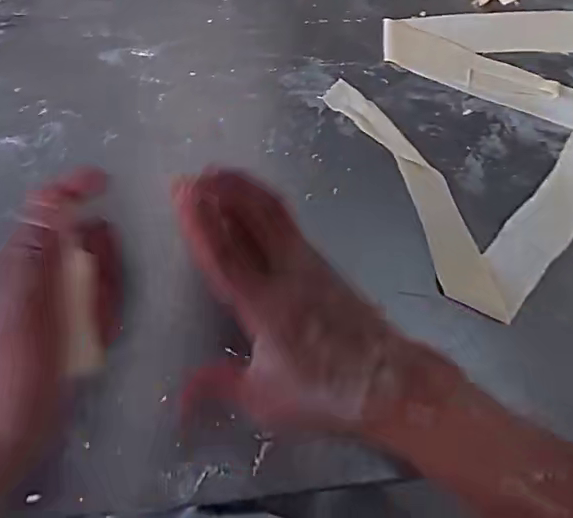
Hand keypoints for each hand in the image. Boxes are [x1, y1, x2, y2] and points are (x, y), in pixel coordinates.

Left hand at [0, 168, 121, 462]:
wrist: (1, 439)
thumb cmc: (13, 373)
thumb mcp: (28, 308)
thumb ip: (40, 253)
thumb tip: (53, 197)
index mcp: (24, 259)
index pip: (48, 203)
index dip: (74, 186)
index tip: (106, 184)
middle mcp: (38, 269)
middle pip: (83, 236)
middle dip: (102, 258)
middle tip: (100, 293)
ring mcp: (53, 296)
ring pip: (95, 268)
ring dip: (105, 290)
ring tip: (96, 324)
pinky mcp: (65, 320)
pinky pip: (97, 299)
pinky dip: (104, 313)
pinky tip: (97, 338)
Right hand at [174, 168, 459, 442]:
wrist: (388, 377)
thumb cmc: (326, 390)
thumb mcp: (266, 398)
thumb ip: (221, 385)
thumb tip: (183, 391)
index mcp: (265, 305)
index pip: (225, 254)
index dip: (200, 223)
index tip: (184, 196)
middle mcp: (286, 271)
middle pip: (250, 217)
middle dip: (219, 192)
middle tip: (193, 177)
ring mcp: (307, 259)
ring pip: (270, 211)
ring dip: (242, 188)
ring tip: (218, 174)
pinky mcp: (320, 258)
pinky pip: (285, 218)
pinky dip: (262, 200)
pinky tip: (254, 199)